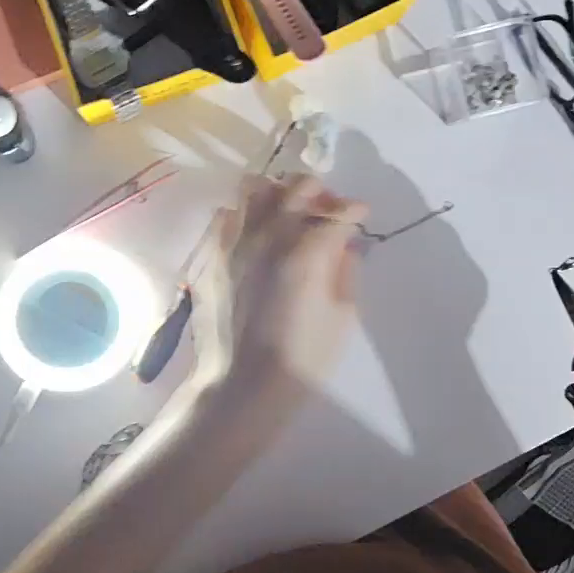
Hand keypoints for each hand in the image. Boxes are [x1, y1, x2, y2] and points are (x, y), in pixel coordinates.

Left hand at [188, 174, 367, 395]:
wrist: (243, 385)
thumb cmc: (303, 359)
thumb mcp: (343, 316)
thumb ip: (347, 269)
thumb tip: (345, 242)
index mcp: (306, 254)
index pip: (336, 212)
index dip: (354, 209)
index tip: (361, 213)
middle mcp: (267, 237)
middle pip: (297, 187)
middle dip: (320, 192)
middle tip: (329, 210)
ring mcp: (234, 243)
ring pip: (255, 190)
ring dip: (279, 194)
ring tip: (289, 214)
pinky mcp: (212, 256)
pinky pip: (227, 215)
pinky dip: (246, 215)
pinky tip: (257, 236)